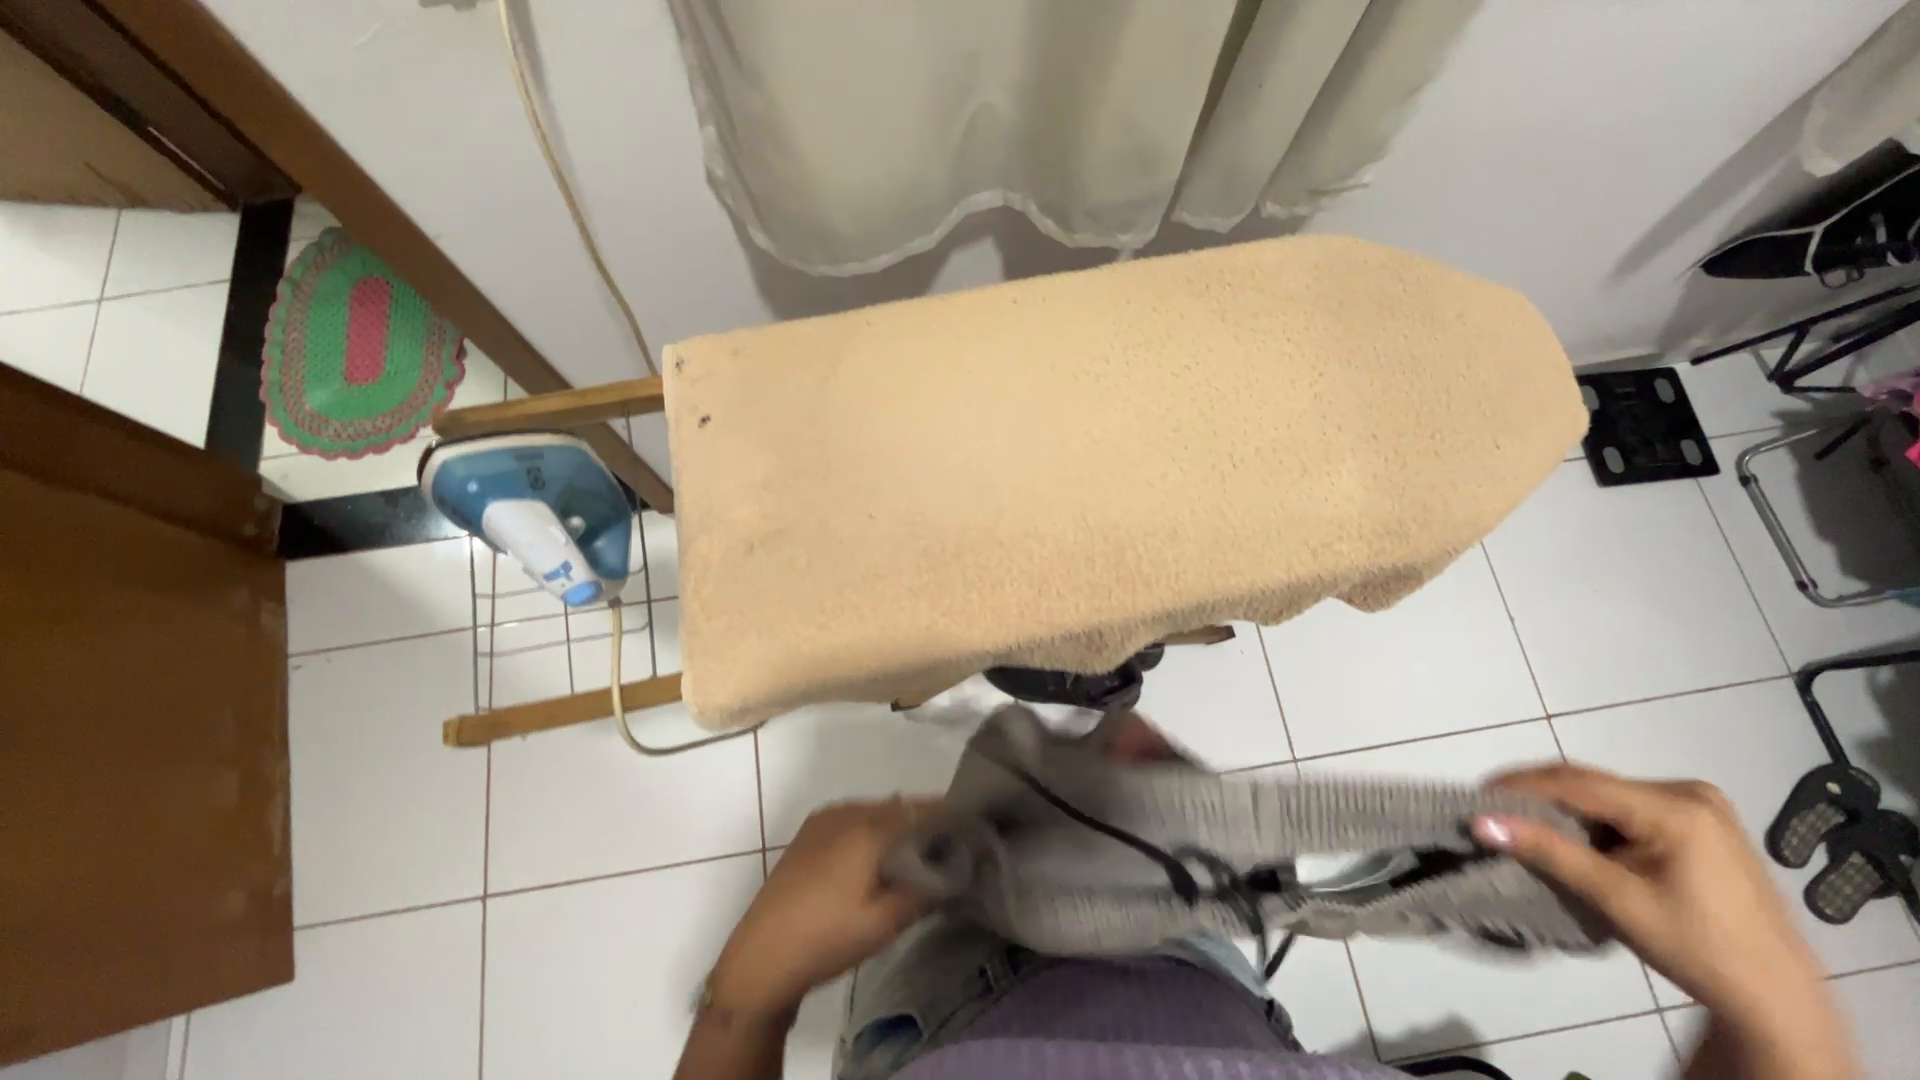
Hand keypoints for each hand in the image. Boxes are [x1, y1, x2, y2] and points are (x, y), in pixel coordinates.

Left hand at [706, 797, 938, 1019]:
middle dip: (923, 820)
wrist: (761, 957)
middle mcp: (845, 813)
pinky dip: (872, 830)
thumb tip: (954, 875)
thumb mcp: (885, 922)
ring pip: (872, 812)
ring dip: (896, 825)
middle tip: (949, 844)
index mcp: (867, 827)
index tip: (972, 828)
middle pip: (896, 806)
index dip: (948, 814)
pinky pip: (851, 821)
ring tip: (917, 852)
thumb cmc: (826, 937)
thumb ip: (924, 893)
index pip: (920, 808)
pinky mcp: (806, 838)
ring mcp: (821, 823)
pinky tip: (878, 858)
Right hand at [1472, 765, 1827, 1024]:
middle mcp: (1689, 792)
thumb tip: (1480, 822)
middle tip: (1493, 813)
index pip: (1578, 782)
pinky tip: (1574, 840)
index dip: (1521, 785)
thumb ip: (1548, 852)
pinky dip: (1594, 822)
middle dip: (1540, 798)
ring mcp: (1699, 805)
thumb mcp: (1614, 898)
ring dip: (1565, 810)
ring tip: (1523, 827)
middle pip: (1593, 785)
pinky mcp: (1700, 823)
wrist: (1775, 996)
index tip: (1475, 795)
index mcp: (1676, 807)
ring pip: (1607, 796)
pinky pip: (1628, 809)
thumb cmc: (1696, 947)